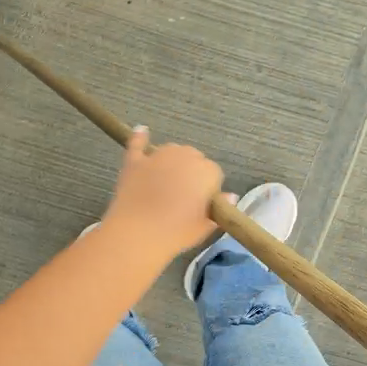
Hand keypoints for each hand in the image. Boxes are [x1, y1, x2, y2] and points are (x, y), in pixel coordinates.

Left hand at [100, 127, 225, 256]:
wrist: (137, 234)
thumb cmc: (176, 233)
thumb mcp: (204, 227)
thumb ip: (217, 210)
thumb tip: (231, 197)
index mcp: (207, 172)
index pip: (214, 173)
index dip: (207, 188)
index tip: (201, 202)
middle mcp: (185, 156)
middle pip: (193, 157)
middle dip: (191, 172)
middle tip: (184, 195)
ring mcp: (158, 156)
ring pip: (171, 150)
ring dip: (172, 160)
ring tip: (167, 180)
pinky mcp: (135, 162)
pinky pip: (138, 144)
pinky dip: (140, 138)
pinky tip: (142, 131)